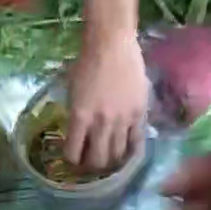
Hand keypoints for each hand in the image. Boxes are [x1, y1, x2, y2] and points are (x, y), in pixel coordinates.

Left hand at [66, 30, 149, 175]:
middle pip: (97, 161)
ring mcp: (122, 120)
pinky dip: (131, 152)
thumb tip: (80, 136)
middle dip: (92, 166)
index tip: (74, 159)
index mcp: (79, 117)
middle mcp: (100, 123)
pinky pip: (136, 142)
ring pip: (117, 156)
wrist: (112, 42)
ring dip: (111, 162)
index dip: (72, 160)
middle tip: (92, 163)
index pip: (73, 153)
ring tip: (110, 159)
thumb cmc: (87, 63)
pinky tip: (128, 154)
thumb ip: (76, 116)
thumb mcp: (71, 92)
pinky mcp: (139, 114)